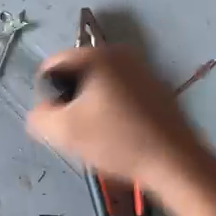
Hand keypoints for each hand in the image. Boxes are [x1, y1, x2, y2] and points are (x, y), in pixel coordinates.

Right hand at [29, 45, 206, 185]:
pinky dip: (113, 107)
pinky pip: (121, 90)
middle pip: (77, 72)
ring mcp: (142, 68)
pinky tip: (121, 133)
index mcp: (96, 54)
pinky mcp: (157, 86)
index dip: (47, 93)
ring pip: (99, 82)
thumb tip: (40, 112)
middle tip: (77, 129)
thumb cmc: (118, 142)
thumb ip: (40, 117)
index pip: (52, 64)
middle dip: (71, 98)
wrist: (175, 163)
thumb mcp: (66, 132)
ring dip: (91, 104)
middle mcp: (120, 52)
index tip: (59, 120)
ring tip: (100, 134)